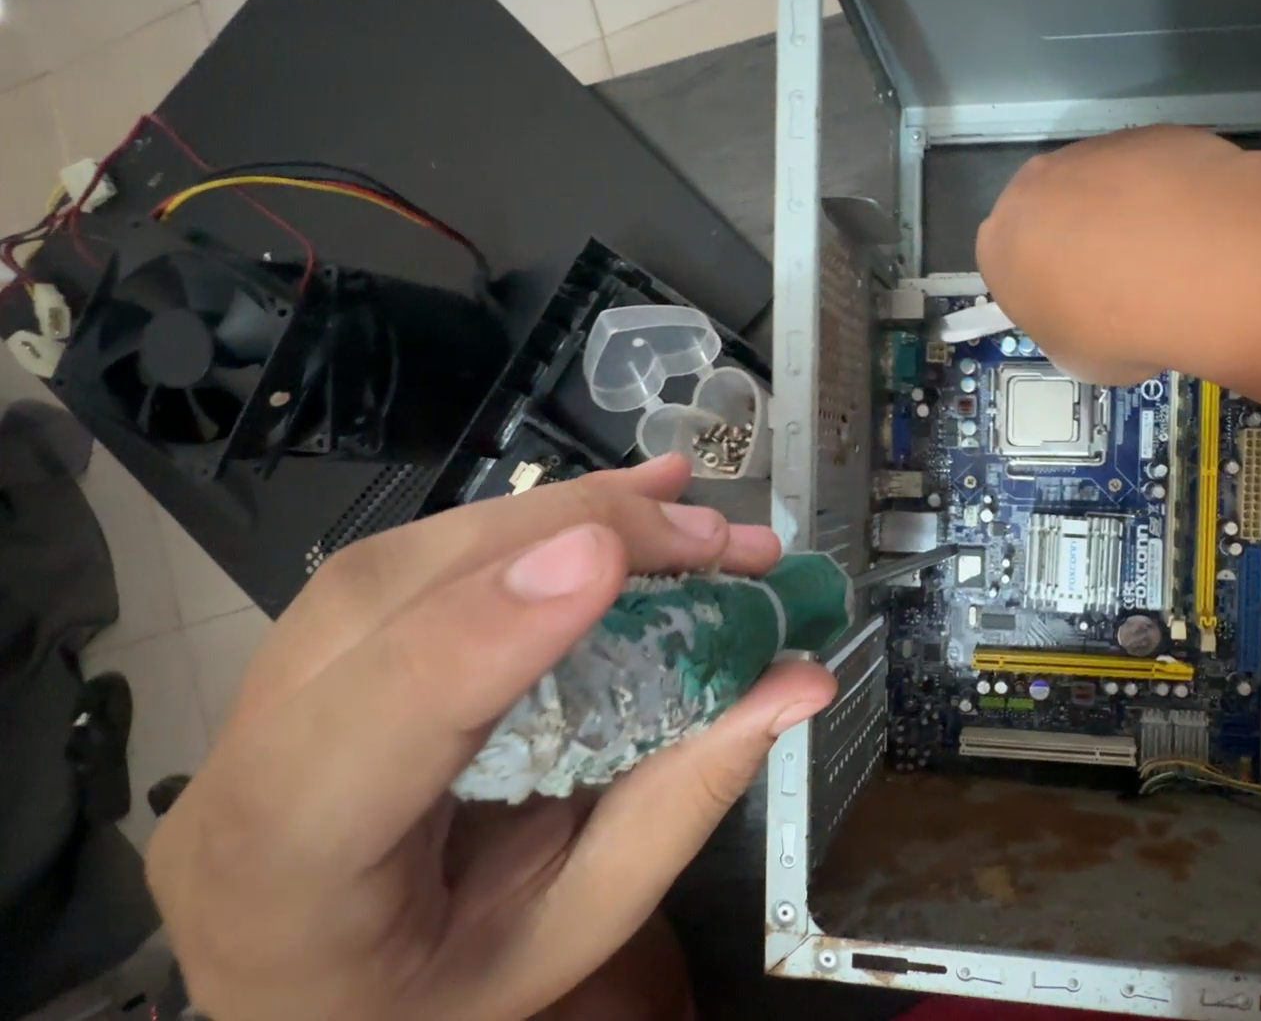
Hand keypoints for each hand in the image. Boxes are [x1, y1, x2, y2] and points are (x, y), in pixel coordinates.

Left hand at [145, 455, 838, 1020]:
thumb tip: (801, 681)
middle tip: (713, 536)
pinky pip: (423, 552)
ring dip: (561, 510)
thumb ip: (685, 799)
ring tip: (685, 506)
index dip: (486, 633)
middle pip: (394, 598)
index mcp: (291, 879)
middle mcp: (248, 759)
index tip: (610, 557)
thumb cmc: (450, 982)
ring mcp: (269, 684)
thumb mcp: (579, 920)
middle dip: (569, 535)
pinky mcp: (319, 642)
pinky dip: (532, 515)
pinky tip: (617, 500)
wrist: (322, 989)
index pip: (367, 737)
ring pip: (410, 551)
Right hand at [975, 125, 1243, 384]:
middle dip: (1077, 244)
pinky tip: (1192, 231)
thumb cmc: (1113, 331)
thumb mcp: (1076, 358)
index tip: (1077, 311)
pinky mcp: (1146, 134)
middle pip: (1049, 215)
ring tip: (1165, 260)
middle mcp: (1032, 188)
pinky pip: (1148, 172)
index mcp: (999, 246)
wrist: (1191, 266)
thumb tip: (1091, 321)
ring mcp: (1091, 152)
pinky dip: (1164, 196)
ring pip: (1100, 188)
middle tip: (1119, 284)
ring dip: (1123, 217)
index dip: (1045, 290)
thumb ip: (1068, 330)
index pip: (1010, 267)